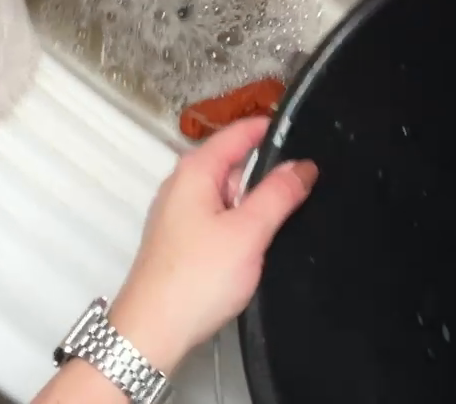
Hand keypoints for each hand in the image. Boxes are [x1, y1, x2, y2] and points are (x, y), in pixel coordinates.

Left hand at [107, 116, 318, 374]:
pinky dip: (238, 222)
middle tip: (302, 188)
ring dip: (252, 203)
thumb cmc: (196, 278)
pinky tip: (252, 246)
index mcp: (195, 169)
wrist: (153, 328)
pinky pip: (217, 215)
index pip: (237, 132)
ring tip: (279, 224)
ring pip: (226, 192)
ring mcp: (178, 209)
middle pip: (233, 162)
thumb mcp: (248, 232)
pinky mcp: (180, 236)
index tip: (301, 130)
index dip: (269, 128)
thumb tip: (302, 166)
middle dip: (265, 174)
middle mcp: (182, 182)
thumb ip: (277, 195)